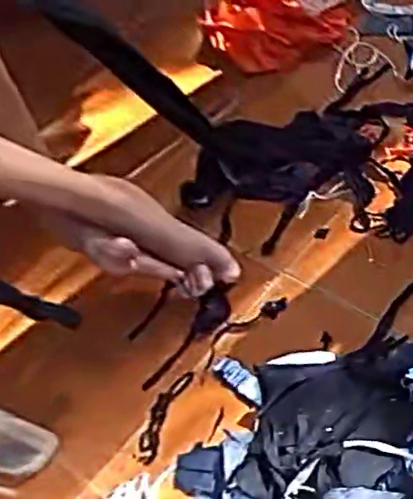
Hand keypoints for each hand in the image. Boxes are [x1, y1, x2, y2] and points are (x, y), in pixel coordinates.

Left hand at [37, 176, 239, 295]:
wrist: (77, 202)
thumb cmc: (132, 214)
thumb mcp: (189, 240)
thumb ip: (215, 256)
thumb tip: (235, 272)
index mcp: (165, 222)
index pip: (190, 254)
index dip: (199, 271)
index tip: (203, 282)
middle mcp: (140, 227)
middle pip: (165, 263)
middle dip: (166, 268)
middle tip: (172, 273)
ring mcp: (112, 233)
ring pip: (138, 265)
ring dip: (137, 262)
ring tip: (128, 249)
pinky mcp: (87, 242)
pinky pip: (110, 261)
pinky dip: (113, 256)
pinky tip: (110, 245)